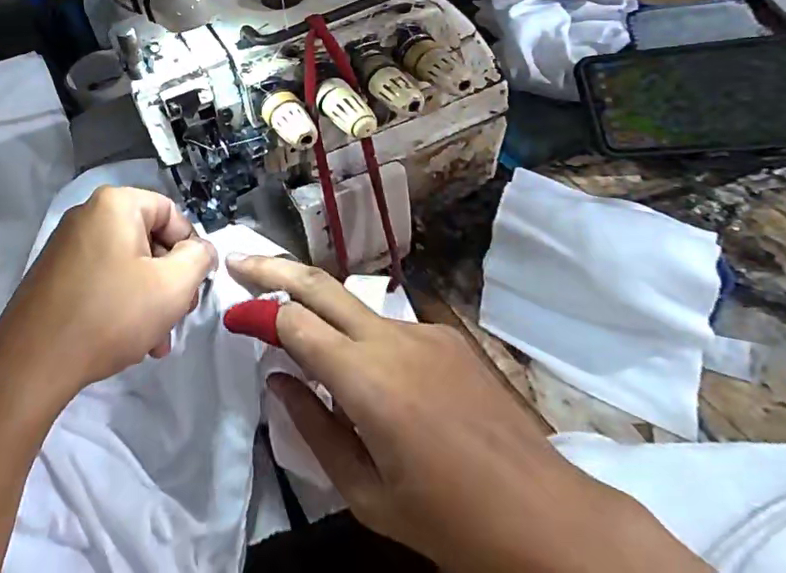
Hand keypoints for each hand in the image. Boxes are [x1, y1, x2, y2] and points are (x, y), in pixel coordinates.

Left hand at [0, 186, 215, 401]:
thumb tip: (200, 249)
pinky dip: (122, 303)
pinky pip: (103, 278)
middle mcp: (87, 214)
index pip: (171, 213)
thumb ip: (198, 260)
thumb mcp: (171, 287)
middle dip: (170, 280)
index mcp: (114, 204)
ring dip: (150, 299)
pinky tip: (130, 340)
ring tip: (156, 341)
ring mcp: (67, 244)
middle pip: (149, 238)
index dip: (190, 249)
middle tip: (178, 317)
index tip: (194, 287)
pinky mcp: (56, 272)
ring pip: (128, 264)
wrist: (34, 359)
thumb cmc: (110, 314)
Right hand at [230, 255, 705, 572]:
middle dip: (272, 268)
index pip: (293, 322)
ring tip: (293, 324)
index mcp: (367, 382)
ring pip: (352, 304)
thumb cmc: (451, 522)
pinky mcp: (448, 339)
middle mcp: (392, 341)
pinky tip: (366, 373)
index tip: (232, 321)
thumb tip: (278, 379)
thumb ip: (313, 428)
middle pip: (318, 283)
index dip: (257, 314)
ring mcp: (424, 334)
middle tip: (238, 263)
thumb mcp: (367, 495)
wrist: (554, 521)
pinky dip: (359, 335)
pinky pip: (387, 327)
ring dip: (316, 304)